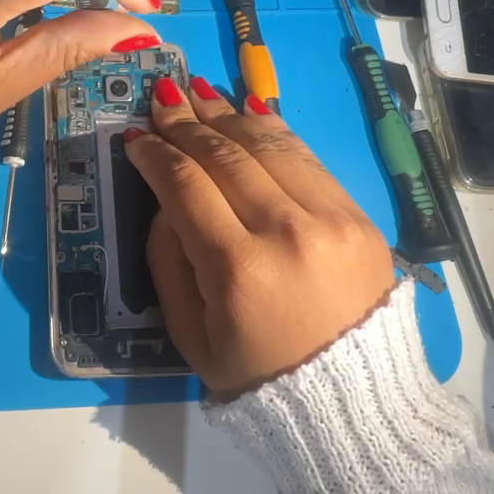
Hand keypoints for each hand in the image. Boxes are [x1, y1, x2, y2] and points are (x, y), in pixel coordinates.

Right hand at [126, 76, 397, 398]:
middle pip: (223, 156)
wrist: (357, 403)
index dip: (154, 153)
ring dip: (226, 114)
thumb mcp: (189, 334)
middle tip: (162, 97)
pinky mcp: (358, 216)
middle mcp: (285, 232)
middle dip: (185, 121)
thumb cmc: (259, 374)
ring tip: (198, 91)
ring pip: (266, 145)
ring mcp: (329, 218)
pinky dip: (273, 129)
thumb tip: (167, 197)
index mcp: (237, 269)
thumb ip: (167, 259)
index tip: (134, 136)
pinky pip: (306, 157)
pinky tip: (246, 110)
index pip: (184, 185)